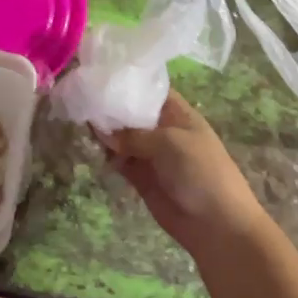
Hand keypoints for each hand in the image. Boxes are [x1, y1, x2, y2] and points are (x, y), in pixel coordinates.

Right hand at [96, 91, 268, 255]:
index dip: (129, 80)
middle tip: (82, 96)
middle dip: (110, 106)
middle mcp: (163, 129)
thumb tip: (103, 132)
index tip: (101, 72)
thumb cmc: (201, 172)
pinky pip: (120, 160)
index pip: (150, 89)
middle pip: (132, 112)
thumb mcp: (169, 143)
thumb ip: (134, 135)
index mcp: (178, 113)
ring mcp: (151, 154)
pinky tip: (91, 147)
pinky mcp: (141, 178)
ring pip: (122, 136)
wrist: (217, 224)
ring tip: (80, 120)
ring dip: (105, 131)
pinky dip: (106, 155)